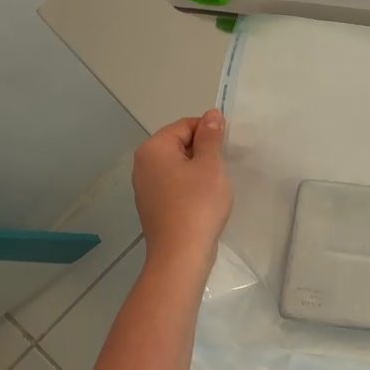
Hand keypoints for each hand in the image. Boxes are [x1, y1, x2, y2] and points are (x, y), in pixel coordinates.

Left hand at [132, 109, 233, 262]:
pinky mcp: (152, 206)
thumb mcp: (211, 165)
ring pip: (179, 166)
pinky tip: (204, 203)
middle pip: (180, 144)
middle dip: (204, 153)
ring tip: (215, 188)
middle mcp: (143, 164)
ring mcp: (145, 187)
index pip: (186, 125)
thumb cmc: (198, 205)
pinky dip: (190, 188)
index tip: (226, 152)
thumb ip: (211, 137)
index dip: (210, 134)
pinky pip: (175, 186)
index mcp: (153, 149)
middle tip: (222, 171)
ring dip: (199, 172)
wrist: (181, 254)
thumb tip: (211, 115)